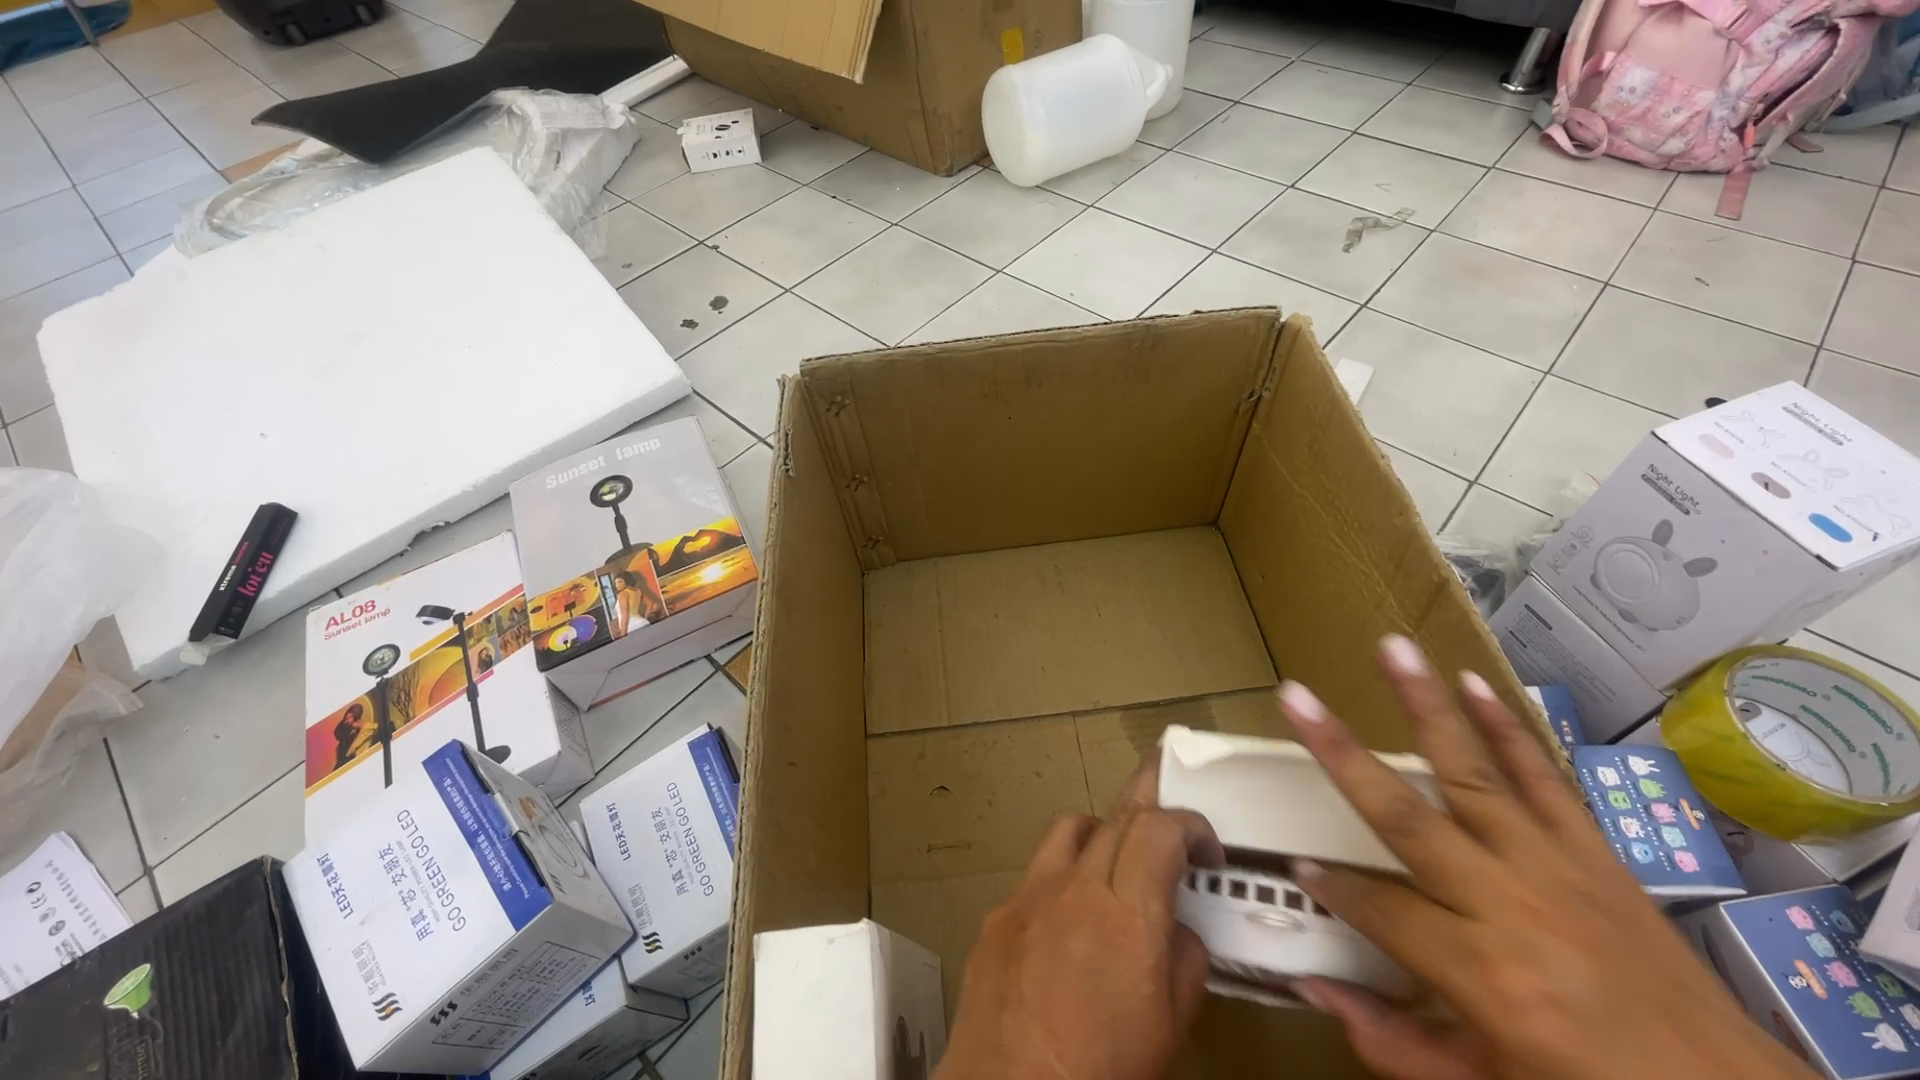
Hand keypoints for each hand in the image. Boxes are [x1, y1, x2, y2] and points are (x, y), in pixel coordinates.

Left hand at [935, 768, 1224, 1079]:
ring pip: (1070, 828)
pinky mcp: (996, 915)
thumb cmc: (1103, 1070)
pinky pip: (1035, 874)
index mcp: (1128, 916)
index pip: (1161, 829)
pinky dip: (1062, 878)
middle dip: (1153, 808)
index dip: (1190, 825)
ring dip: (1104, 832)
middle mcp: (1076, 890)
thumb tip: (1176, 927)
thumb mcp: (1171, 1024)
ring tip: (1117, 862)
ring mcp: (1028, 896)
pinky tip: (1067, 918)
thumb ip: (1185, 960)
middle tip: (1172, 826)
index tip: (1206, 850)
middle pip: (1118, 817)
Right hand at [1278, 635, 1818, 1079]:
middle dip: (1341, 753)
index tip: (1300, 870)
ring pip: (1473, 772)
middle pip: (1405, 815)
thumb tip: (1313, 987)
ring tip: (1391, 649)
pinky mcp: (1592, 851)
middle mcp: (1507, 901)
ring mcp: (1553, 865)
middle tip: (1294, 697)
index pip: (1376, 906)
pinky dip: (1508, 727)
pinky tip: (1474, 681)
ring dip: (1427, 705)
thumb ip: (1390, 1041)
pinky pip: (1544, 778)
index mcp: (1478, 970)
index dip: (1332, 887)